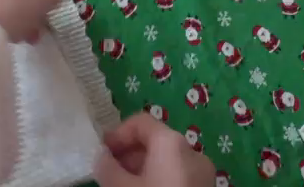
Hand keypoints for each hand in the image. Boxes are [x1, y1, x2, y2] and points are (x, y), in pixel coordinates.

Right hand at [94, 114, 217, 186]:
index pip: (140, 122)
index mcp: (171, 142)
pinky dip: (160, 182)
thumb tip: (101, 157)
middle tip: (110, 173)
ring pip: (166, 162)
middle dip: (129, 155)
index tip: (102, 153)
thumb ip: (107, 168)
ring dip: (142, 170)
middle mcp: (191, 152)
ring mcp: (203, 176)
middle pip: (154, 142)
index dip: (117, 134)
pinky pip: (178, 178)